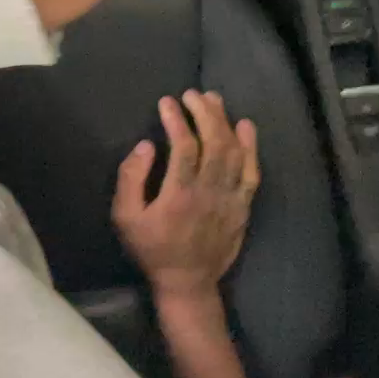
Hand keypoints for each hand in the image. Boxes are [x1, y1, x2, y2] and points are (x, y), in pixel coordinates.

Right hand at [112, 90, 260, 303]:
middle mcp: (209, 192)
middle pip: (214, 142)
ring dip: (225, 122)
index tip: (167, 101)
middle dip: (204, 112)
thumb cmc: (152, 248)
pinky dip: (251, 147)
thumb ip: (131, 179)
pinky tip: (245, 126)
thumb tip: (145, 145)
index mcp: (179, 194)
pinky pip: (252, 173)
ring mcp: (230, 199)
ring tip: (213, 99)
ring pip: (235, 153)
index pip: (183, 145)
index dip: (176, 119)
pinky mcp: (243, 206)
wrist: (187, 283)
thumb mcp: (126, 217)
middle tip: (192, 94)